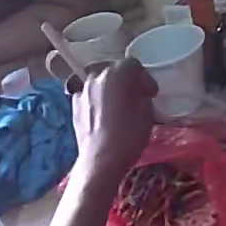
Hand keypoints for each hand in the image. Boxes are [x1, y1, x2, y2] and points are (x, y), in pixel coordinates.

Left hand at [72, 58, 156, 183]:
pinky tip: (104, 116)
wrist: (100, 160)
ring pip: (100, 83)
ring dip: (111, 90)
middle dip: (126, 81)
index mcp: (116, 76)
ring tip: (119, 107)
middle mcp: (96, 77)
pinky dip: (98, 101)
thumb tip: (140, 94)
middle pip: (114, 71)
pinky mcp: (74, 105)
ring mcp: (82, 91)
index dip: (145, 78)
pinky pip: (90, 96)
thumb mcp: (146, 116)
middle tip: (136, 97)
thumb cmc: (128, 138)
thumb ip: (143, 98)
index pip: (133, 65)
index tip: (150, 93)